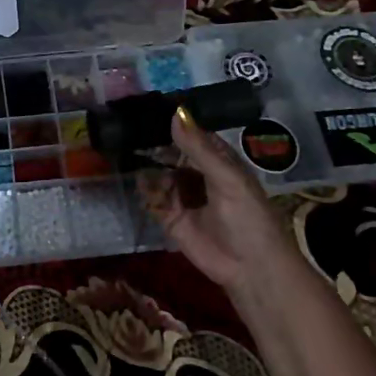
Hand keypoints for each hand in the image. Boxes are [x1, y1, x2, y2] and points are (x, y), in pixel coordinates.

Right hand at [141, 108, 304, 299]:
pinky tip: (140, 184)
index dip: (172, 122)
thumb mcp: (226, 178)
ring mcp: (182, 196)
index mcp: (217, 160)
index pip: (191, 134)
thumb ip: (198, 148)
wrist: (250, 268)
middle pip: (169, 153)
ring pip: (157, 174)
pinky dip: (145, 191)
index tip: (145, 107)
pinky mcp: (170, 217)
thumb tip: (175, 112)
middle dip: (151, 144)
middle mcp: (197, 174)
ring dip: (145, 166)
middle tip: (125, 130)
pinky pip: (152, 199)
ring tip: (125, 154)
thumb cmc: (248, 217)